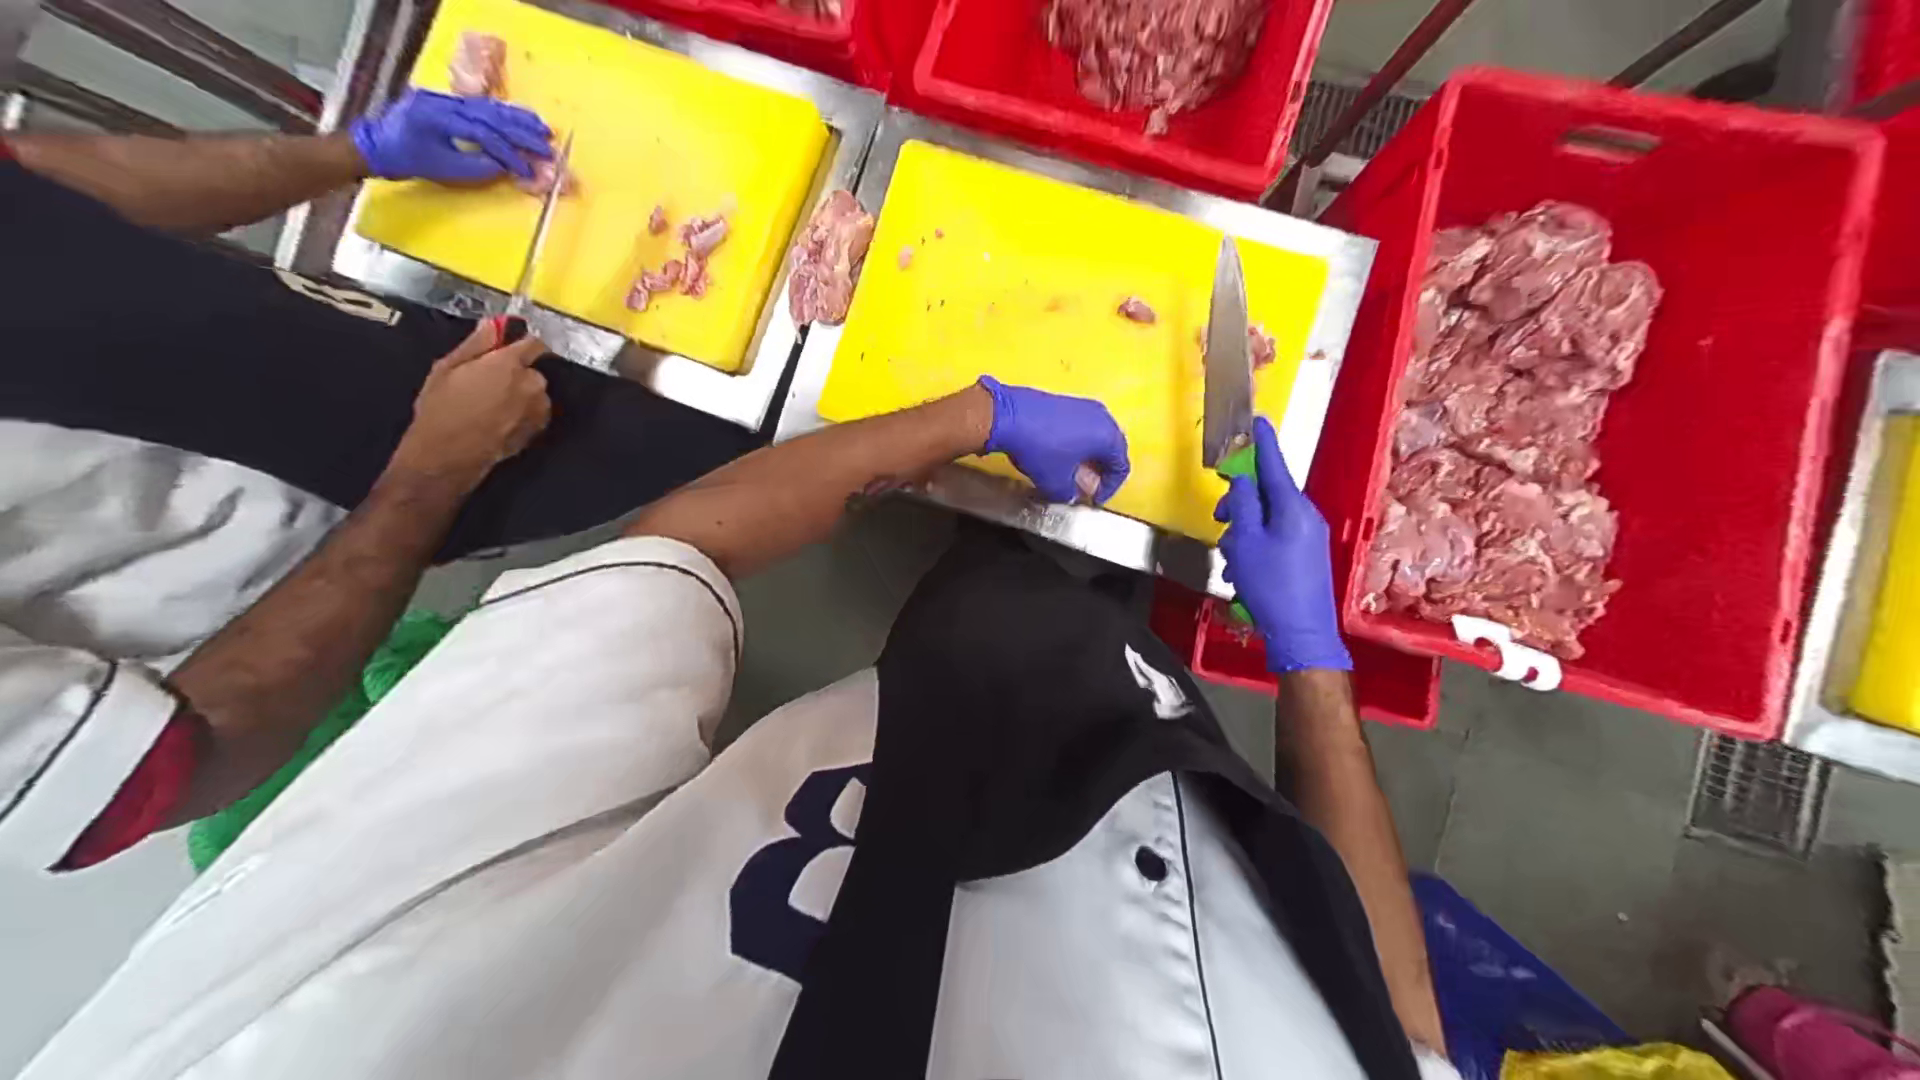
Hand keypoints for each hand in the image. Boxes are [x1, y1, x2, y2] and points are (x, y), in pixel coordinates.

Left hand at [349, 90, 552, 182]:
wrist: (377, 146)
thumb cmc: (411, 162)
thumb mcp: (446, 170)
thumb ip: (479, 166)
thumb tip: (508, 167)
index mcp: (437, 117)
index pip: (483, 134)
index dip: (510, 153)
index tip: (529, 169)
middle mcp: (441, 101)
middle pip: (490, 114)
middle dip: (521, 131)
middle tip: (547, 145)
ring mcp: (444, 98)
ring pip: (487, 106)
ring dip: (518, 118)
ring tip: (543, 129)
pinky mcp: (447, 102)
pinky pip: (480, 105)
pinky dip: (504, 114)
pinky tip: (521, 119)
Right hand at [388, 322, 551, 489]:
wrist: (452, 452)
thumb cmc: (443, 407)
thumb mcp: (448, 368)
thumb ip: (476, 344)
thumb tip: (493, 325)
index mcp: (510, 364)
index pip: (533, 343)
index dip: (524, 343)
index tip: (512, 345)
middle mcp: (532, 384)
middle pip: (533, 370)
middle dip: (517, 373)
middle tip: (488, 382)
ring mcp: (540, 408)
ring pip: (535, 392)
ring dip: (521, 393)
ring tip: (492, 404)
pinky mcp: (541, 427)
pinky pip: (536, 410)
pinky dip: (524, 410)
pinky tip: (501, 418)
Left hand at [977, 376, 1129, 503]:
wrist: (1008, 416)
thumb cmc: (1041, 450)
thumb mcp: (1056, 482)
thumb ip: (1071, 493)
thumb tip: (1073, 493)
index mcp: (1109, 436)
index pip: (1121, 467)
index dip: (1109, 488)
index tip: (1094, 500)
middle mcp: (1102, 417)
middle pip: (1110, 450)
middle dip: (1099, 472)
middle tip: (1085, 488)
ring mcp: (1084, 406)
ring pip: (1094, 438)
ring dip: (1086, 458)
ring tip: (1070, 474)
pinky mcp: (1065, 402)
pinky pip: (1080, 427)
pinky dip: (1075, 444)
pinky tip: (1058, 456)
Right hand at [1213, 417, 1351, 673]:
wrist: (1302, 632)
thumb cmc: (1270, 584)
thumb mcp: (1246, 541)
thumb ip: (1243, 504)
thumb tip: (1242, 477)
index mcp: (1293, 508)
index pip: (1274, 465)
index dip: (1261, 443)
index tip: (1256, 421)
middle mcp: (1305, 516)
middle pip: (1266, 495)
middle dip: (1239, 504)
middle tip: (1220, 521)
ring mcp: (1308, 537)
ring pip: (1265, 520)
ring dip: (1243, 533)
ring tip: (1232, 560)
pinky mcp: (1306, 556)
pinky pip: (1274, 539)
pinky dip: (1254, 548)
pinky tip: (1243, 572)